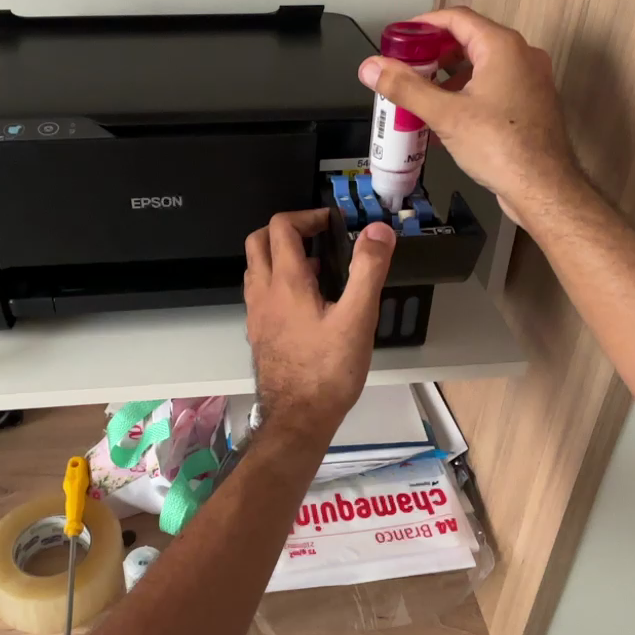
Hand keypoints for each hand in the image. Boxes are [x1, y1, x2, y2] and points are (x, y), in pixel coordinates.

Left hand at [243, 210, 395, 443]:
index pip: (281, 226)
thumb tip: (377, 230)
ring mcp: (256, 315)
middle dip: (287, 231)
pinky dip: (277, 284)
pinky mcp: (259, 335)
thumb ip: (367, 270)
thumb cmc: (328, 370)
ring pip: (256, 269)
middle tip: (319, 241)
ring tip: (316, 270)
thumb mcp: (357, 318)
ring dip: (279, 257)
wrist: (298, 418)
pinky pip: (260, 295)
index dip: (307, 216)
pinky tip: (305, 304)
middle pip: (259, 241)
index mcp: (285, 281)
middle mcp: (263, 293)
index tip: (333, 225)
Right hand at [359, 6, 585, 228]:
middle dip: (434, 54)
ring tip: (421, 97)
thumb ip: (405, 88)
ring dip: (449, 78)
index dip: (424, 24)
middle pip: (469, 41)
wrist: (543, 187)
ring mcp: (529, 81)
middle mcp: (521, 56)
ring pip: (481, 68)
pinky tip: (446, 119)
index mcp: (502, 47)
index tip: (399, 38)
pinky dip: (467, 95)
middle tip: (405, 69)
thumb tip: (371, 67)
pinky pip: (493, 88)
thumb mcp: (445, 115)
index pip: (457, 18)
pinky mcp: (530, 105)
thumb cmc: (501, 147)